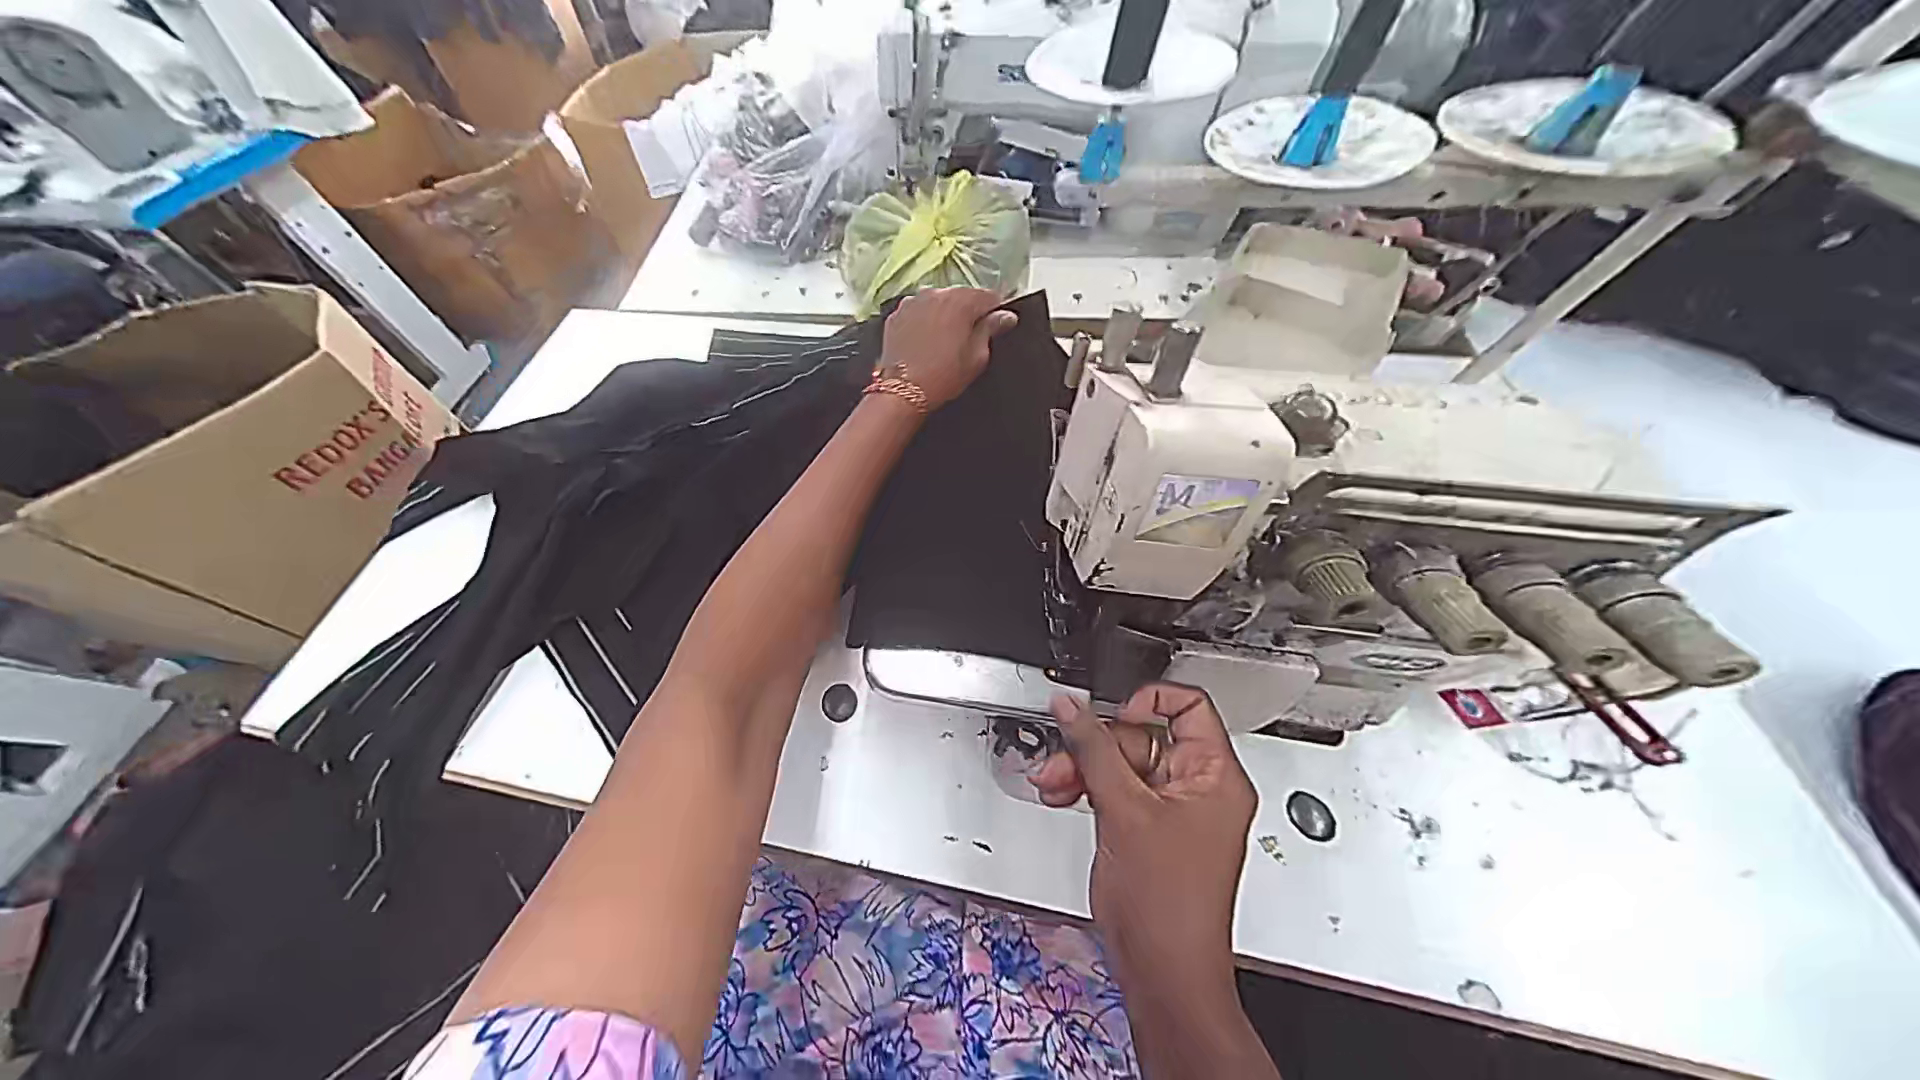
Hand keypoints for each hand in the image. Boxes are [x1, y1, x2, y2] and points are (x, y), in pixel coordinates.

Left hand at [878, 287, 1017, 408]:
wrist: (902, 391)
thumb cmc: (942, 377)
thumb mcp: (977, 357)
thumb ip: (991, 330)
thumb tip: (1005, 317)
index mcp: (961, 301)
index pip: (989, 296)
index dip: (995, 311)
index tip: (996, 325)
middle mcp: (936, 294)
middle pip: (961, 296)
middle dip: (968, 313)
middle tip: (968, 339)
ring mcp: (913, 302)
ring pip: (938, 302)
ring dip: (945, 315)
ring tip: (945, 342)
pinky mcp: (896, 315)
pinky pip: (918, 311)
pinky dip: (924, 321)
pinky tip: (925, 342)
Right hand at [1030, 684, 1256, 996]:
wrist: (1159, 969)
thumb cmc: (1169, 905)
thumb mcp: (1123, 808)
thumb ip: (1093, 748)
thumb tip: (1071, 708)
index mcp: (1215, 775)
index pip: (1190, 706)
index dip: (1149, 701)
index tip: (1113, 711)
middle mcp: (1198, 787)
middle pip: (1143, 736)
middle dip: (1096, 745)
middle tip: (1064, 757)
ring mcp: (1171, 808)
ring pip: (1122, 763)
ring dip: (1083, 768)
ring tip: (1055, 782)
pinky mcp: (1147, 826)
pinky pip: (1115, 788)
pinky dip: (1087, 787)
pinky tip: (1064, 793)